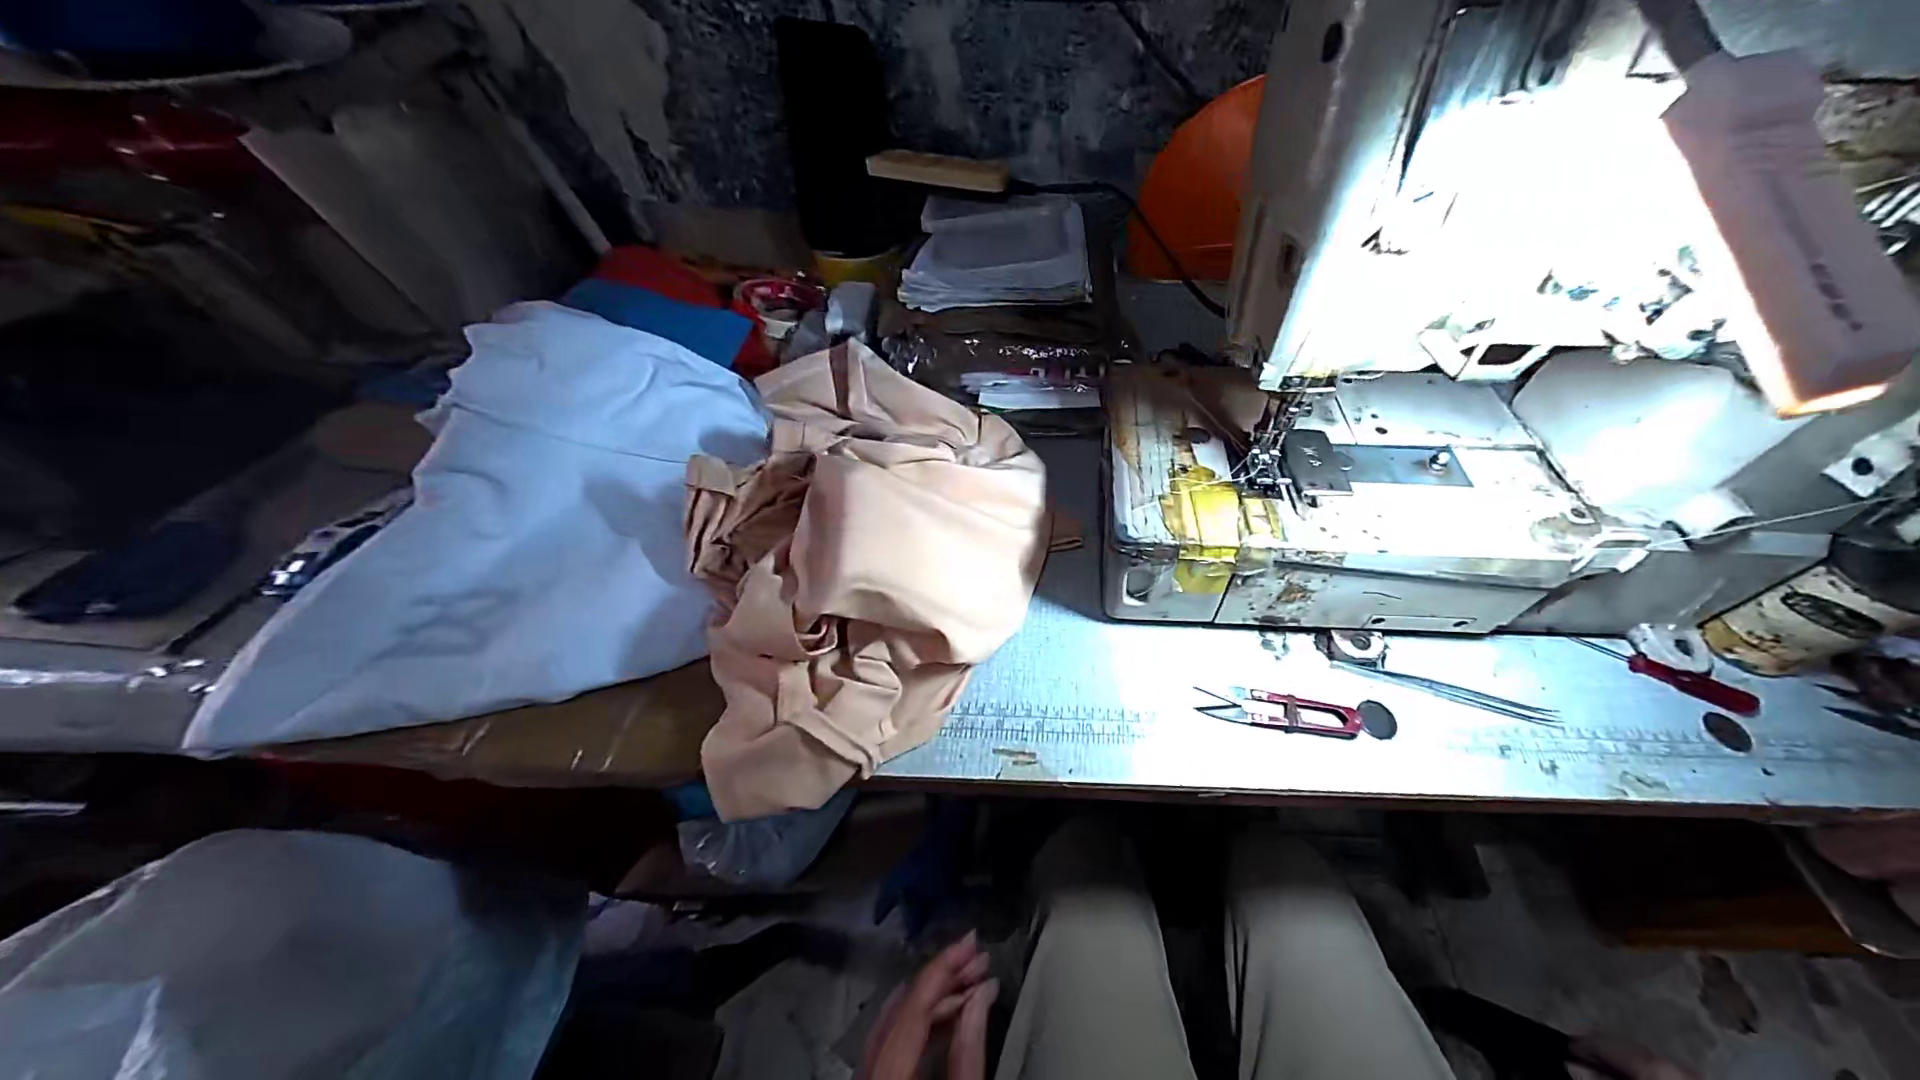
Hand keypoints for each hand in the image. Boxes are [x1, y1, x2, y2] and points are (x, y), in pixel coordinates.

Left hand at [859, 932, 999, 1079]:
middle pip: (903, 1010)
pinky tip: (950, 1007)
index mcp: (885, 1071)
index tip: (971, 941)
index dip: (943, 969)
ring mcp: (865, 1071)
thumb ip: (969, 1048)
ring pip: (897, 1021)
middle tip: (978, 959)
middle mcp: (866, 1067)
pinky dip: (922, 1021)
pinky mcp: (874, 1075)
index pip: (913, 1007)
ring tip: (972, 980)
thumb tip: (983, 991)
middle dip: (943, 981)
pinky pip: (893, 1038)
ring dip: (936, 999)